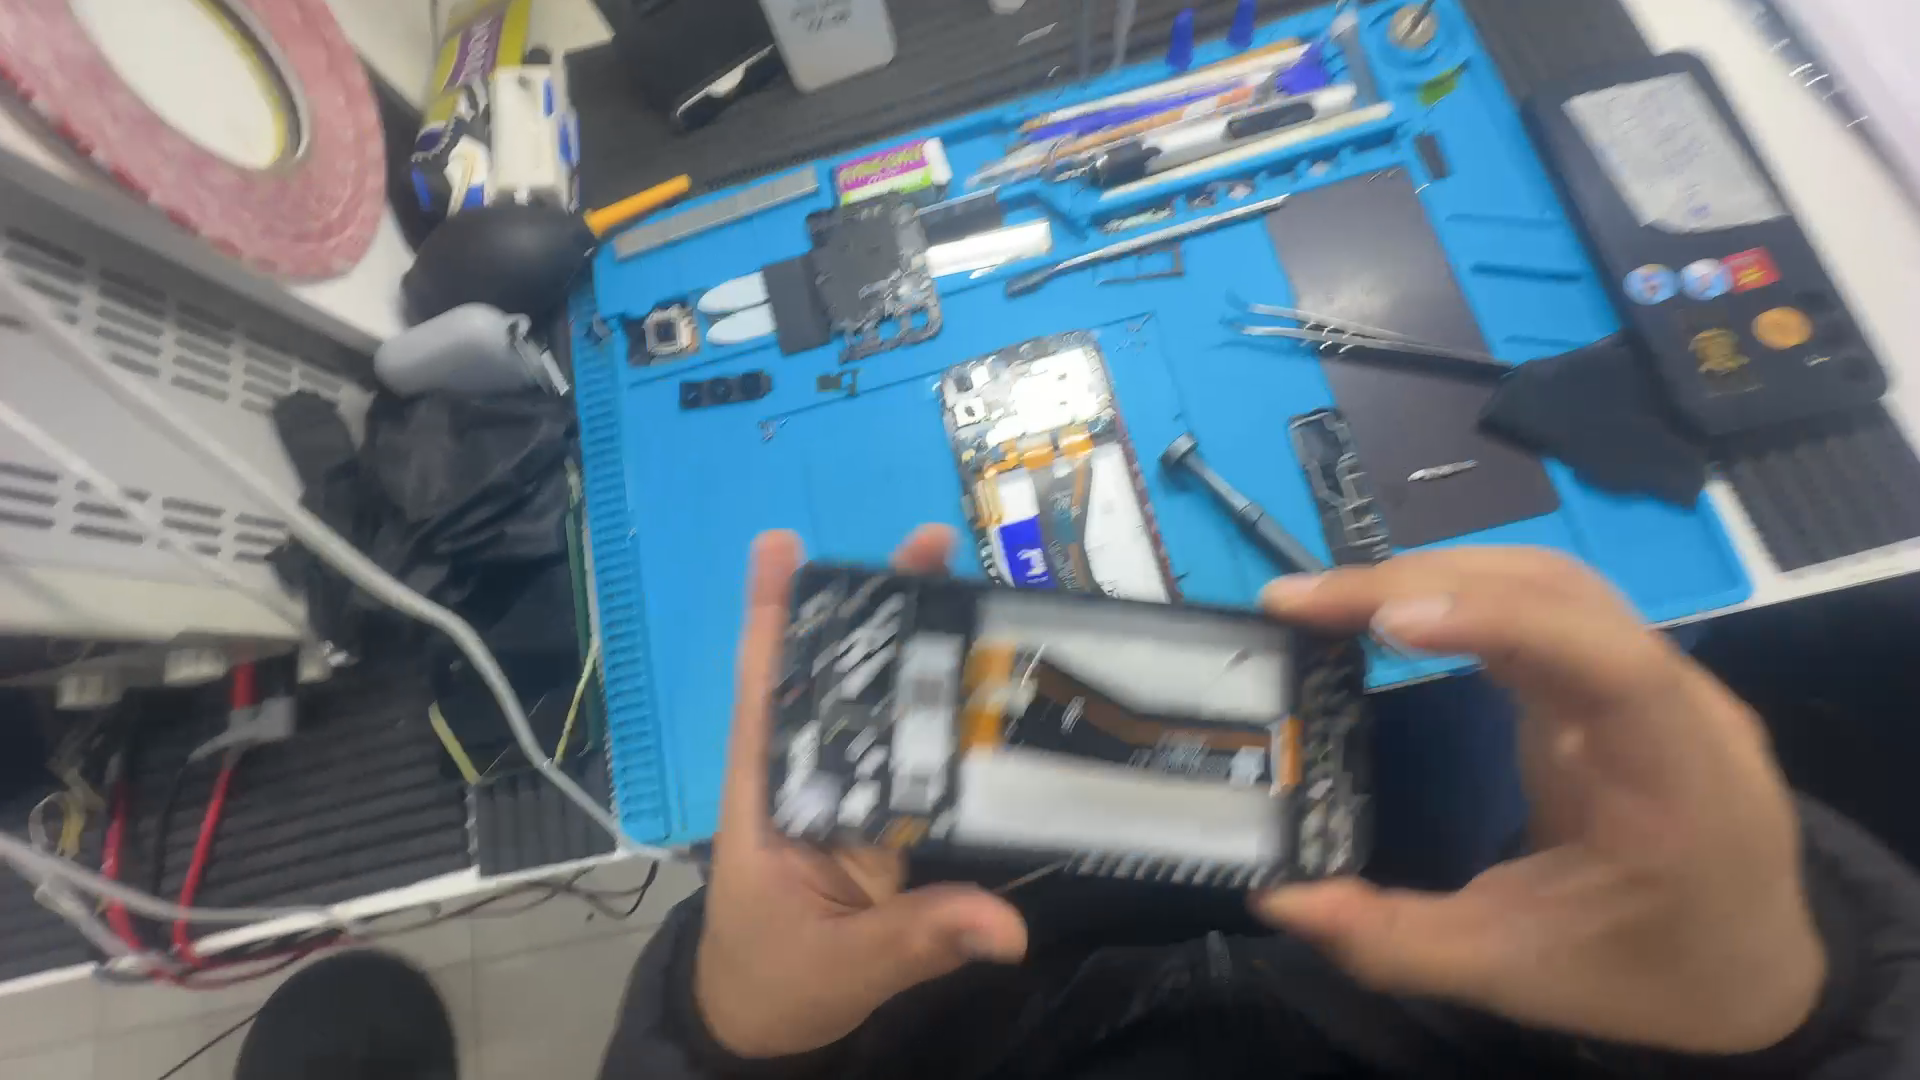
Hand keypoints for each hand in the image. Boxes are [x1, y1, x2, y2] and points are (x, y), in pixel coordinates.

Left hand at [695, 527, 1028, 1058]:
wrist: (770, 1021)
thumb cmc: (776, 983)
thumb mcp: (843, 966)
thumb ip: (918, 939)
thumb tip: (1008, 927)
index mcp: (766, 794)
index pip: (762, 691)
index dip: (770, 616)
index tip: (781, 545)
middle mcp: (806, 770)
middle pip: (833, 672)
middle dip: (872, 604)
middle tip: (927, 543)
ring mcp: (848, 782)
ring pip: (873, 695)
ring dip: (909, 635)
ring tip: (953, 575)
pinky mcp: (881, 803)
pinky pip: (910, 742)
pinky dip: (936, 699)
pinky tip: (972, 660)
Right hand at [1253, 549, 1823, 1054]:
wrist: (1741, 961)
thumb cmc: (1643, 966)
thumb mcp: (1513, 971)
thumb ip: (1393, 941)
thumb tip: (1277, 898)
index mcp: (1680, 782)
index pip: (1610, 666)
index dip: (1499, 624)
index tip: (1387, 623)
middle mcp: (1676, 702)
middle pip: (1553, 595)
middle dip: (1416, 583)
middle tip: (1299, 602)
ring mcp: (1644, 672)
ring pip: (1538, 578)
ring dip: (1425, 572)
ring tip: (1328, 596)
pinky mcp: (1603, 664)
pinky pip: (1530, 595)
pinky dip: (1448, 583)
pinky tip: (1388, 604)